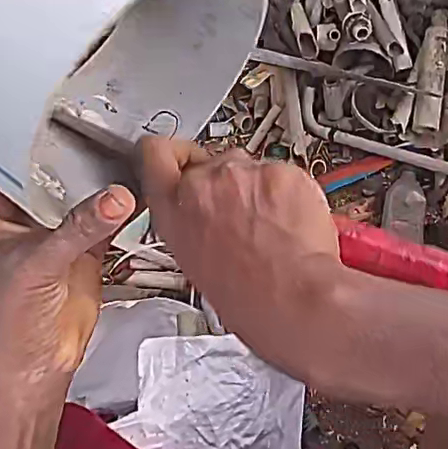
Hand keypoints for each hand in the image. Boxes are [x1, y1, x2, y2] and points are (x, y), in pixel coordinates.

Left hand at [0, 132, 134, 408]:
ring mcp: (51, 224)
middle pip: (18, 156)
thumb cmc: (7, 326)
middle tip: (50, 80)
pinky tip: (134, 171)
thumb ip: (76, 229)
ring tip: (101, 114)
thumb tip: (117, 196)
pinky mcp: (83, 242)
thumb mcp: (36, 267)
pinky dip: (117, 193)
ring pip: (64, 179)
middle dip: (30, 124)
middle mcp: (15, 209)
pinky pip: (101, 209)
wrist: (37, 369)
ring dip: (80, 157)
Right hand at [136, 138, 348, 370]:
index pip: (156, 153)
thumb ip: (190, 220)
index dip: (172, 152)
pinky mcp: (280, 171)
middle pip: (213, 162)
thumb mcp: (193, 260)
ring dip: (261, 189)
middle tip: (244, 214)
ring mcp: (243, 174)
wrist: (290, 295)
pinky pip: (284, 174)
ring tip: (272, 227)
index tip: (182, 154)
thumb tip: (202, 211)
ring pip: (252, 168)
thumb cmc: (246, 293)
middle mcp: (204, 184)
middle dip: (229, 182)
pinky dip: (290, 192)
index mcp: (173, 209)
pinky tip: (291, 223)